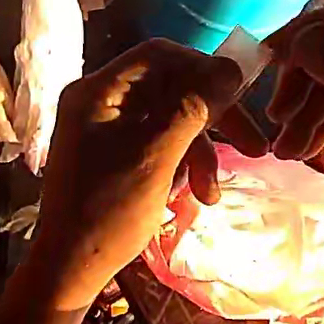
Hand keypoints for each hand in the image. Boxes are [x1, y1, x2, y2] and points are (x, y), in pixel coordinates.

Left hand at [32, 38, 266, 309]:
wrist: (69, 269)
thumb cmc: (107, 212)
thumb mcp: (156, 157)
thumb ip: (193, 107)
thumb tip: (232, 67)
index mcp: (98, 92)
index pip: (159, 55)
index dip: (204, 68)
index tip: (242, 93)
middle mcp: (99, 102)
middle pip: (169, 89)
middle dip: (212, 119)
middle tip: (254, 146)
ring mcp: (105, 129)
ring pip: (168, 122)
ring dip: (200, 153)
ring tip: (211, 194)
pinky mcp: (114, 155)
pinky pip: (157, 144)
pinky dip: (181, 165)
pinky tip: (194, 195)